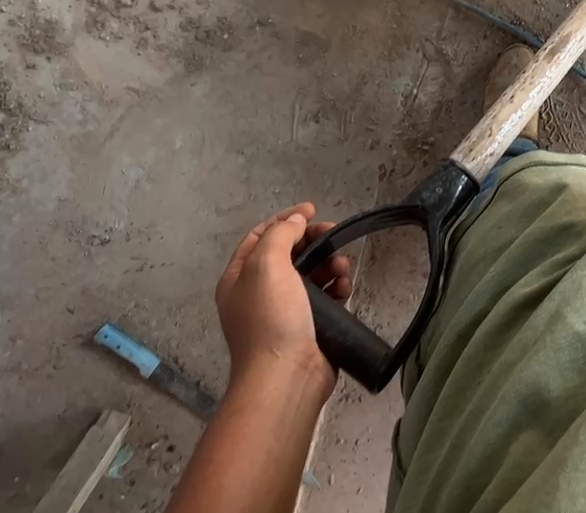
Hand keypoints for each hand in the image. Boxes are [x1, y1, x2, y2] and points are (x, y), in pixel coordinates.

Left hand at [215, 203, 353, 394]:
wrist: (286, 376)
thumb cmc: (271, 317)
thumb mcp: (267, 265)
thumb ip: (280, 234)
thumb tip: (295, 222)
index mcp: (239, 277)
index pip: (260, 235)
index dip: (284, 219)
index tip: (311, 210)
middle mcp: (258, 291)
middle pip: (289, 252)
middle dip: (313, 240)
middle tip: (334, 234)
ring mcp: (284, 310)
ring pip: (310, 273)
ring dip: (329, 263)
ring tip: (342, 268)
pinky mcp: (308, 325)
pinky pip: (324, 296)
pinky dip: (336, 288)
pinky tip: (346, 288)